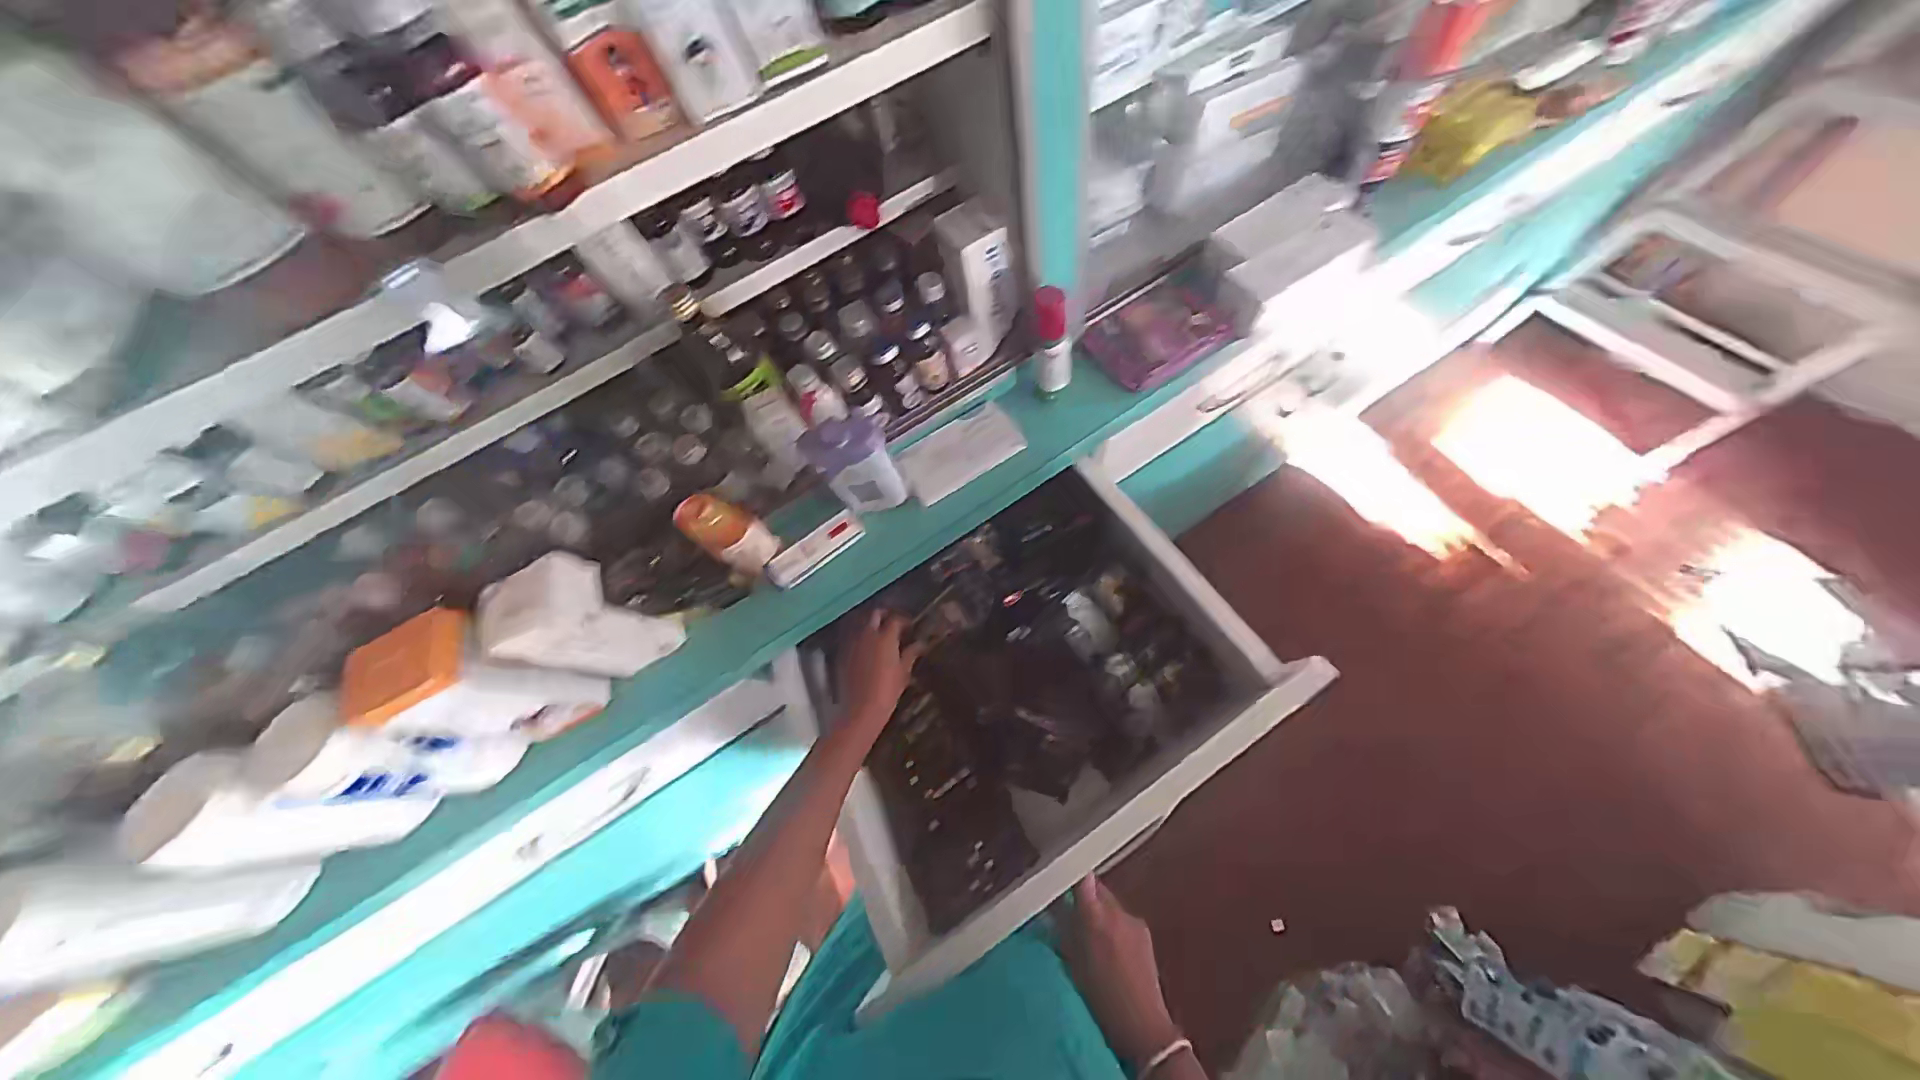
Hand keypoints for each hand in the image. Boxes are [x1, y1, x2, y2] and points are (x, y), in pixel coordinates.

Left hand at [837, 610, 921, 734]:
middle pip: (875, 614)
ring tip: (882, 636)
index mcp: (885, 637)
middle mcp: (867, 635)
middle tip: (894, 625)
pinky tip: (869, 649)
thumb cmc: (887, 690)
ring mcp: (853, 643)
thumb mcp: (903, 672)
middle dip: (885, 615)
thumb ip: (911, 654)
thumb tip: (920, 644)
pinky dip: (862, 638)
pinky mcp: (844, 653)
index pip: (896, 619)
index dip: (904, 621)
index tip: (910, 627)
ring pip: (862, 624)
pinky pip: (853, 638)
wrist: (861, 709)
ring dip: (872, 625)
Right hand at [1062, 875, 1181, 1069]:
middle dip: (1082, 894)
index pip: (1082, 878)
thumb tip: (1054, 906)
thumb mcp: (1072, 962)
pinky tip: (1109, 946)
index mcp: (1095, 917)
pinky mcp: (1145, 932)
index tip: (1058, 874)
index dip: (1070, 872)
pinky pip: (1122, 917)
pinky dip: (1112, 923)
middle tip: (1067, 908)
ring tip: (1088, 932)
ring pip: (1109, 903)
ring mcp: (1134, 920)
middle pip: (1097, 888)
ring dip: (1098, 909)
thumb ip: (1064, 928)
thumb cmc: (1099, 997)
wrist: (1142, 1026)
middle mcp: (1117, 911)